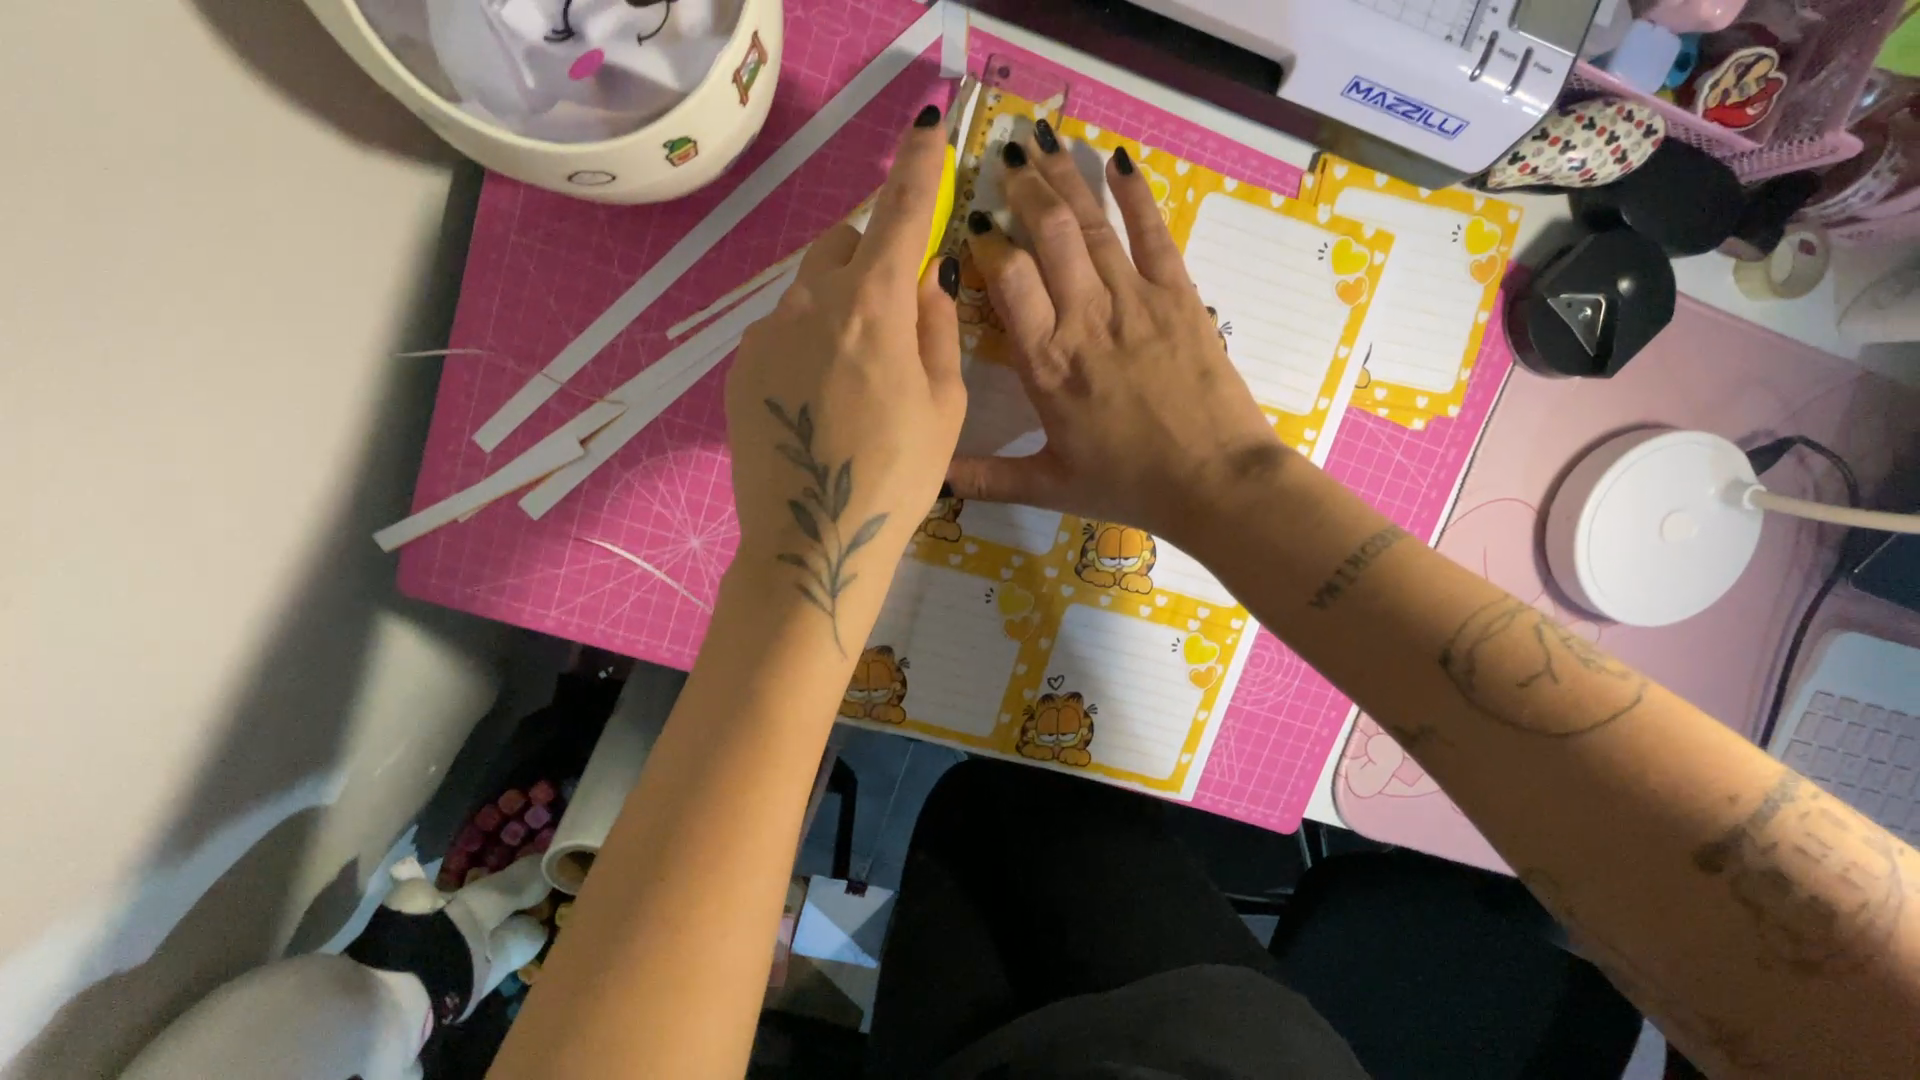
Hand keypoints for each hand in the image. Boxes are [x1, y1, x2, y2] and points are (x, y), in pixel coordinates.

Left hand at [724, 105, 965, 651]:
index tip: (928, 125)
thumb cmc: (899, 478)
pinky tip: (822, 395)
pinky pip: (783, 328)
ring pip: (811, 287)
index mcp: (872, 307)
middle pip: (844, 242)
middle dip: (874, 253)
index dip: (917, 165)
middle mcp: (810, 302)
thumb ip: (938, 328)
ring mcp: (766, 333)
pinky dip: (809, 337)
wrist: (812, 541)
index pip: (899, 213)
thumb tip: (927, 279)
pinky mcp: (740, 366)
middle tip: (897, 304)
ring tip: (859, 369)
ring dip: (841, 300)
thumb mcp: (946, 406)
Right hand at [944, 128, 1283, 548]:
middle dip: (1024, 190)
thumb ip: (988, 478)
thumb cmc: (1129, 485)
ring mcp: (1135, 301)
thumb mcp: (1050, 486)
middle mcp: (1085, 319)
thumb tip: (933, 481)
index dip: (990, 241)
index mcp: (1047, 363)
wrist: (1216, 482)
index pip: (1009, 279)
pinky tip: (1118, 160)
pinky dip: (1136, 195)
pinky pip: (1153, 234)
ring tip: (1041, 140)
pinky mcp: (1179, 296)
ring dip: (1065, 178)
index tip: (976, 220)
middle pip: (1050, 234)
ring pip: (1093, 225)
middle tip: (1006, 158)